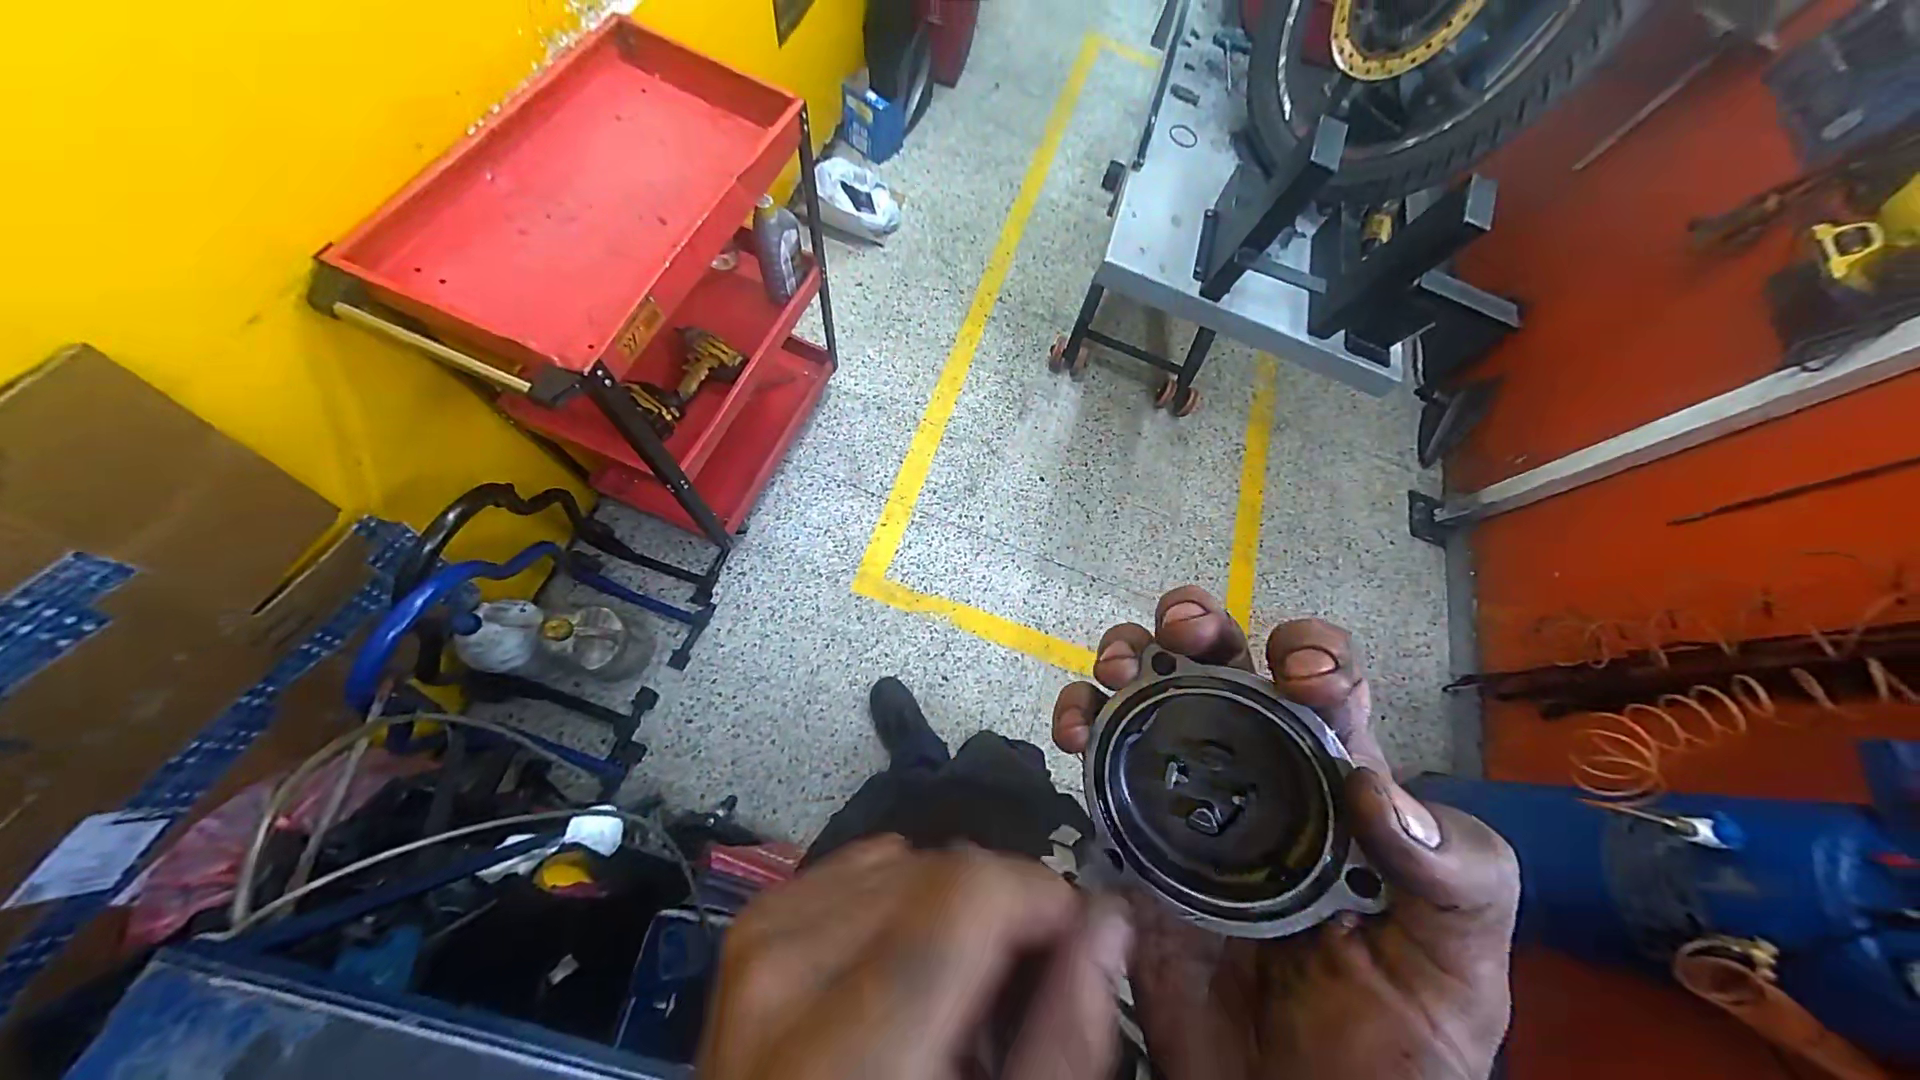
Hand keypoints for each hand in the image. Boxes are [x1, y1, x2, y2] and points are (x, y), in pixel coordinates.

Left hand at [698, 835, 1133, 1079]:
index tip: (1071, 937)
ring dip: (951, 900)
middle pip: (939, 869)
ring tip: (954, 975)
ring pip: (905, 857)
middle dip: (1001, 904)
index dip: (1040, 896)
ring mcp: (762, 938)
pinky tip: (904, 953)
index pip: (967, 889)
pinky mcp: (756, 923)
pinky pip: (860, 864)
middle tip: (1014, 976)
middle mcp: (788, 970)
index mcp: (847, 1049)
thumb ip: (1063, 1036)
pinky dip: (902, 894)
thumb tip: (1107, 918)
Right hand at [1052, 586, 1518, 1079]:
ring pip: (1147, 687)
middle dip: (1197, 622)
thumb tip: (1374, 789)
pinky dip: (1079, 720)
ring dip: (1127, 653)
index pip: (1321, 677)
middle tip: (1184, 632)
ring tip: (1121, 671)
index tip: (1300, 678)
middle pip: (1218, 657)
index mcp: (1330, 777)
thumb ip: (1454, 878)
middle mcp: (1250, 764)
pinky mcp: (1124, 826)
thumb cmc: (1386, 1045)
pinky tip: (1077, 731)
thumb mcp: (1458, 966)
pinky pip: (1095, 752)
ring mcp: (1179, 789)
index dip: (1311, 651)